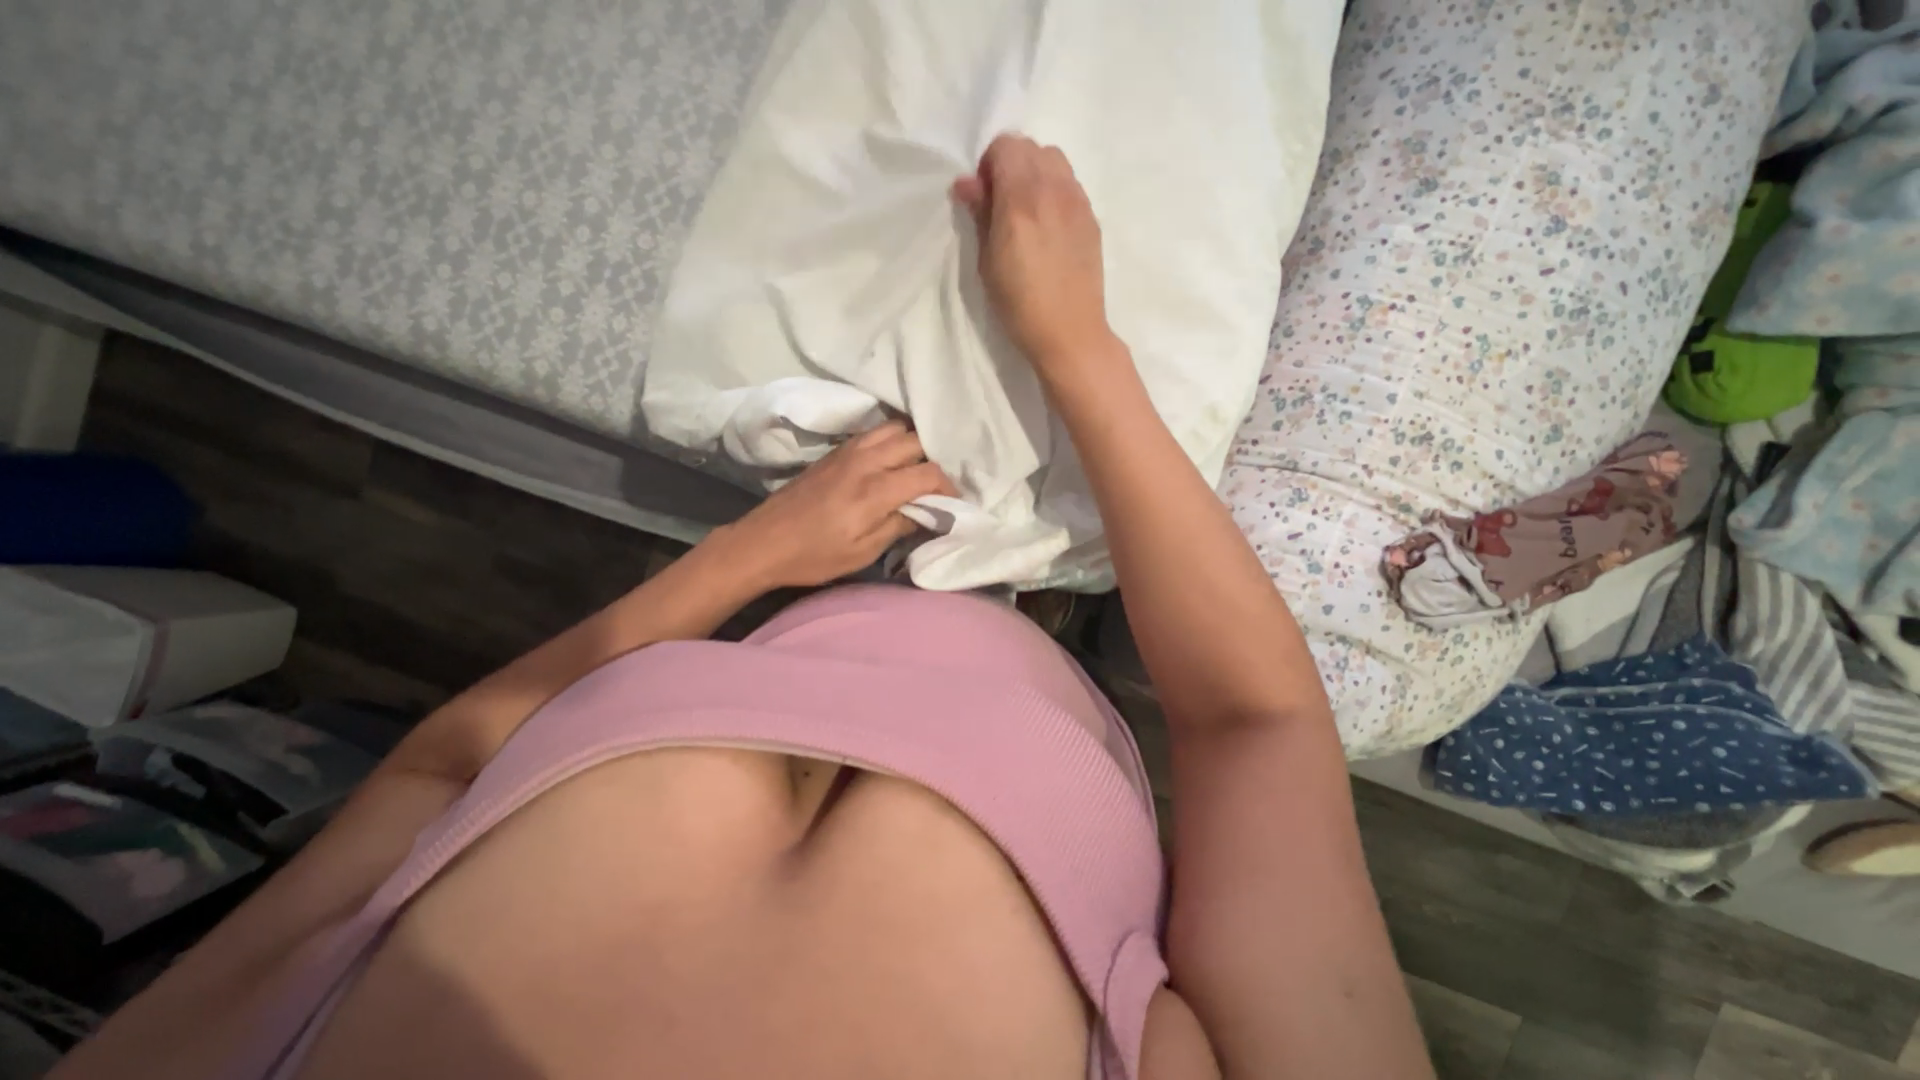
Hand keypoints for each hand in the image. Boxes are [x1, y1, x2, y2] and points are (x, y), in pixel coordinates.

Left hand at [715, 420, 954, 589]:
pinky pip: (874, 432)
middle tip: (938, 484)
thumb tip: (928, 512)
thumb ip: (899, 525)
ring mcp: (848, 451)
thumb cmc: (814, 555)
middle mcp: (865, 461)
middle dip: (934, 459)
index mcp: (875, 490)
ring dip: (913, 444)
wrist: (764, 542)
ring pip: (895, 428)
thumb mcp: (863, 552)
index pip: (928, 473)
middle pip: (916, 441)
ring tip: (918, 467)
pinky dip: (891, 440)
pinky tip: (892, 461)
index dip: (948, 487)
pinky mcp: (835, 451)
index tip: (954, 503)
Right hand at [953, 135, 1117, 383]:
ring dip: (1035, 173)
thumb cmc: (1019, 304)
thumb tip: (967, 183)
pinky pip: (1070, 184)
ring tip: (1026, 212)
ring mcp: (1078, 202)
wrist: (1070, 332)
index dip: (989, 165)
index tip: (983, 196)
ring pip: (1054, 160)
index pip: (1006, 146)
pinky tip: (1048, 227)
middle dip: (1011, 165)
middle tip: (1002, 202)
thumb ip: (980, 214)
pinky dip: (1054, 190)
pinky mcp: (1091, 218)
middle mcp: (1053, 190)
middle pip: (1031, 147)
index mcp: (1021, 199)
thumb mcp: (987, 262)